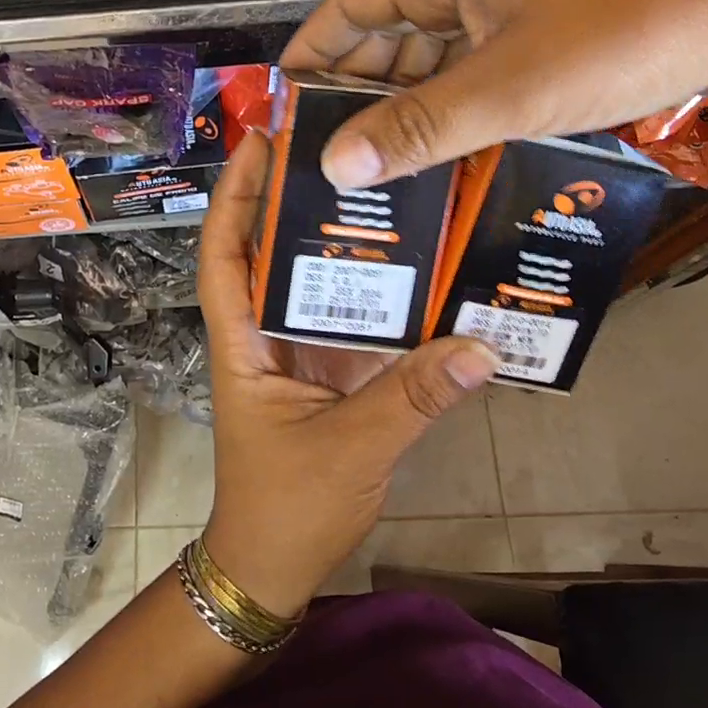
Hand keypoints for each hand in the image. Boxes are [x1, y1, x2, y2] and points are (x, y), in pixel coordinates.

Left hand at [196, 133, 499, 617]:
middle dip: (300, 200)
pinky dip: (382, 296)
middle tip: (348, 147)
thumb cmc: (287, 506)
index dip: (235, 195)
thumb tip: (483, 346)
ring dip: (345, 242)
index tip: (260, 141)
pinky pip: (354, 322)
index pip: (225, 254)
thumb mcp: (350, 448)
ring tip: (392, 187)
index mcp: (243, 341)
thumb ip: (413, 399)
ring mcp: (300, 352)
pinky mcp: (332, 374)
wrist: (275, 566)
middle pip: (273, 254)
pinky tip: (424, 268)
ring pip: (317, 282)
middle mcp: (267, 334)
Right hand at [279, 0, 707, 187]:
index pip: (350, 4)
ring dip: (407, 99)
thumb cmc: (628, 32)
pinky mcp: (553, 20)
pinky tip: (447, 146)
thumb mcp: (512, 90)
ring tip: (376, 163)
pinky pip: (479, 61)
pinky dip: (456, 100)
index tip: (282, 104)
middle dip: (355, 86)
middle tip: (327, 152)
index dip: (311, 52)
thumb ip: (418, 128)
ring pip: (437, 49)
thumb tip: (332, 166)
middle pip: (389, 28)